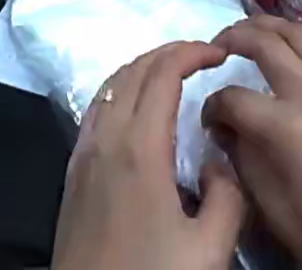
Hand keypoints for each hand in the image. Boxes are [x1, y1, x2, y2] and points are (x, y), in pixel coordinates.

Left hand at [53, 42, 247, 269]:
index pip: (164, 72)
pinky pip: (98, 106)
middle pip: (137, 68)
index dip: (193, 51)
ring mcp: (84, 152)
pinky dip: (123, 87)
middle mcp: (107, 137)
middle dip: (173, 52)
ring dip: (146, 67)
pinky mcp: (73, 171)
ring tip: (177, 73)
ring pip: (113, 83)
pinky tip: (140, 105)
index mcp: (139, 146)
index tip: (221, 54)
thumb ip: (227, 195)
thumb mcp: (208, 250)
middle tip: (205, 57)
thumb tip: (217, 162)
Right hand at [203, 16, 301, 269]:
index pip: (233, 99)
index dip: (212, 106)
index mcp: (286, 128)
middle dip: (234, 37)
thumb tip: (224, 129)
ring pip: (300, 34)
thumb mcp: (277, 214)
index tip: (207, 118)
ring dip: (269, 26)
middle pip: (265, 44)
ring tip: (251, 30)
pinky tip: (300, 47)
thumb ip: (245, 162)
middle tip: (217, 45)